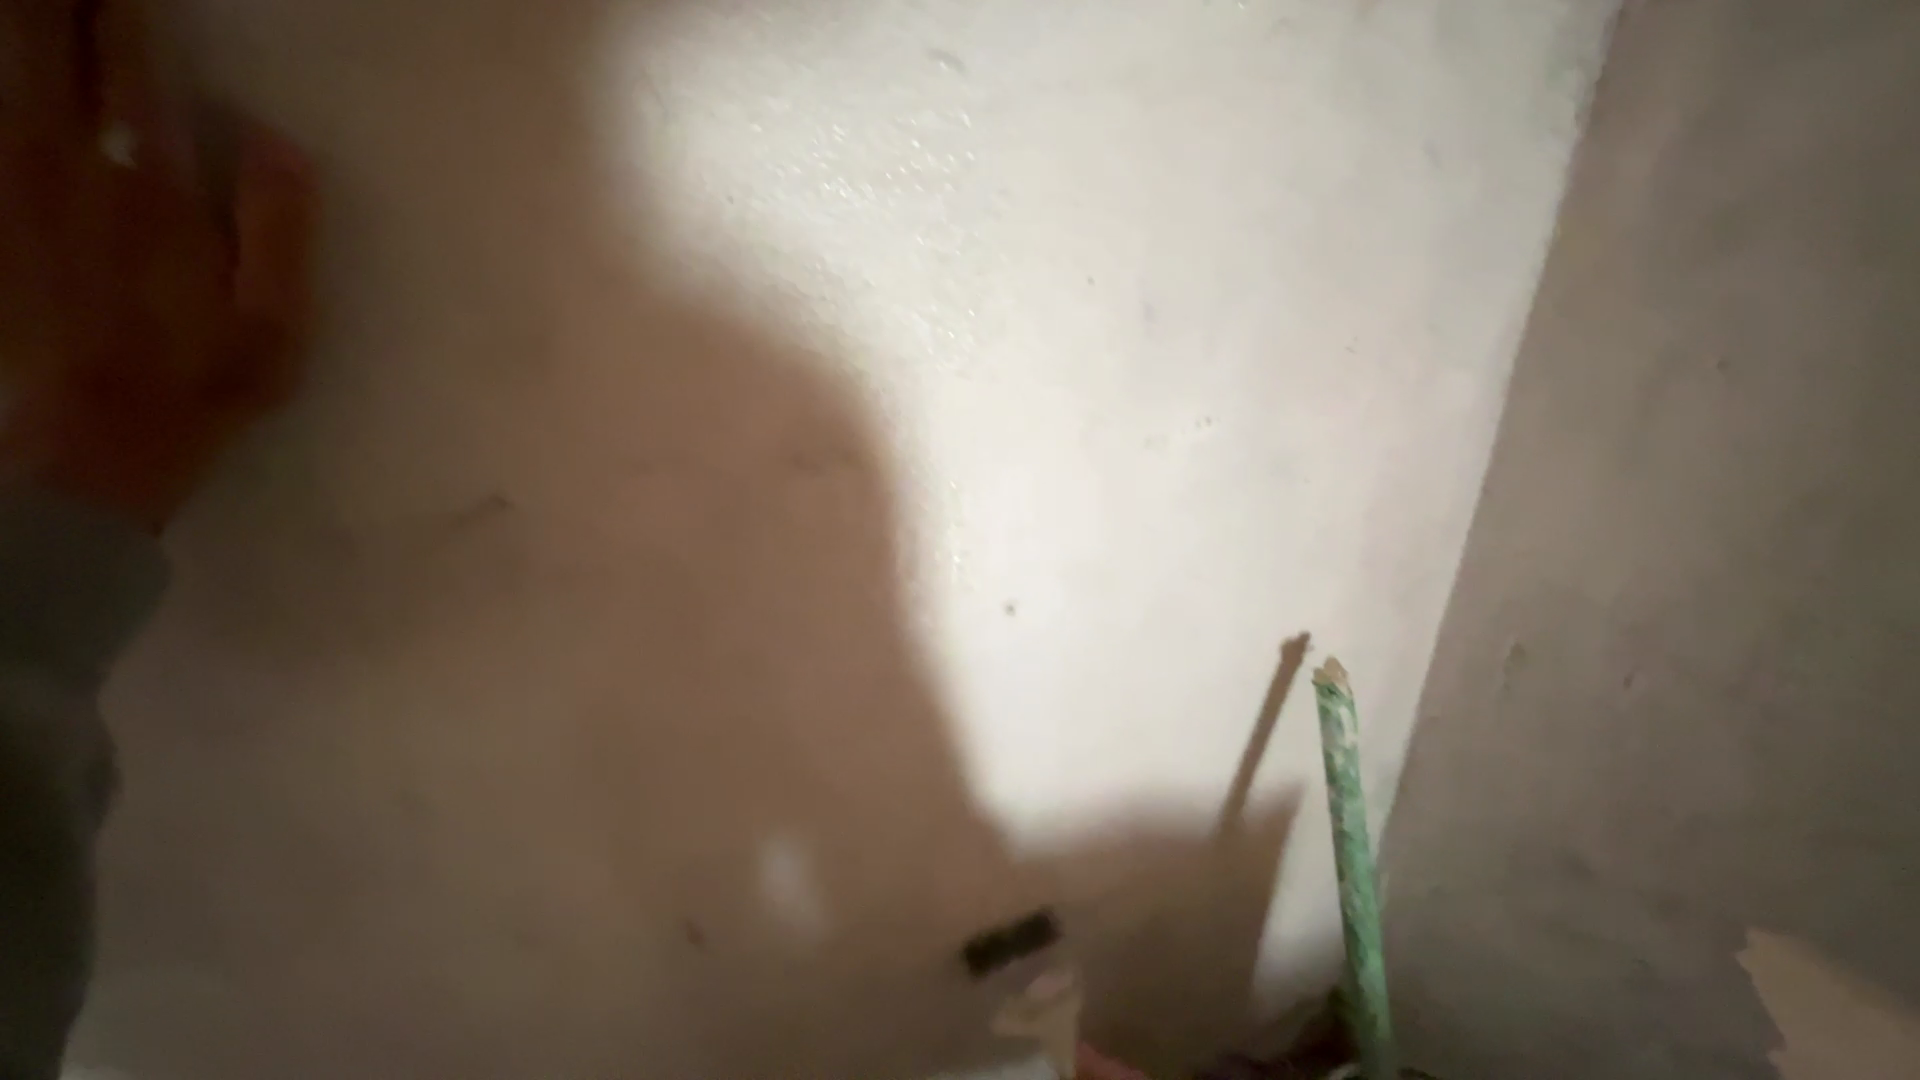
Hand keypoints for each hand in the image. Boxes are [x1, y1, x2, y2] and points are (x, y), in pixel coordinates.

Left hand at [0, 0, 317, 529]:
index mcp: (157, 192)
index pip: (133, 66)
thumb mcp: (277, 324)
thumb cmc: (202, 381)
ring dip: (16, 21)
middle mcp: (70, 166)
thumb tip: (280, 143)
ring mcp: (7, 178)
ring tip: (36, 0)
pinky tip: (2, 59)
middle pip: (44, 43)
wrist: (88, 438)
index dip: (125, 5)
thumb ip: (280, 231)